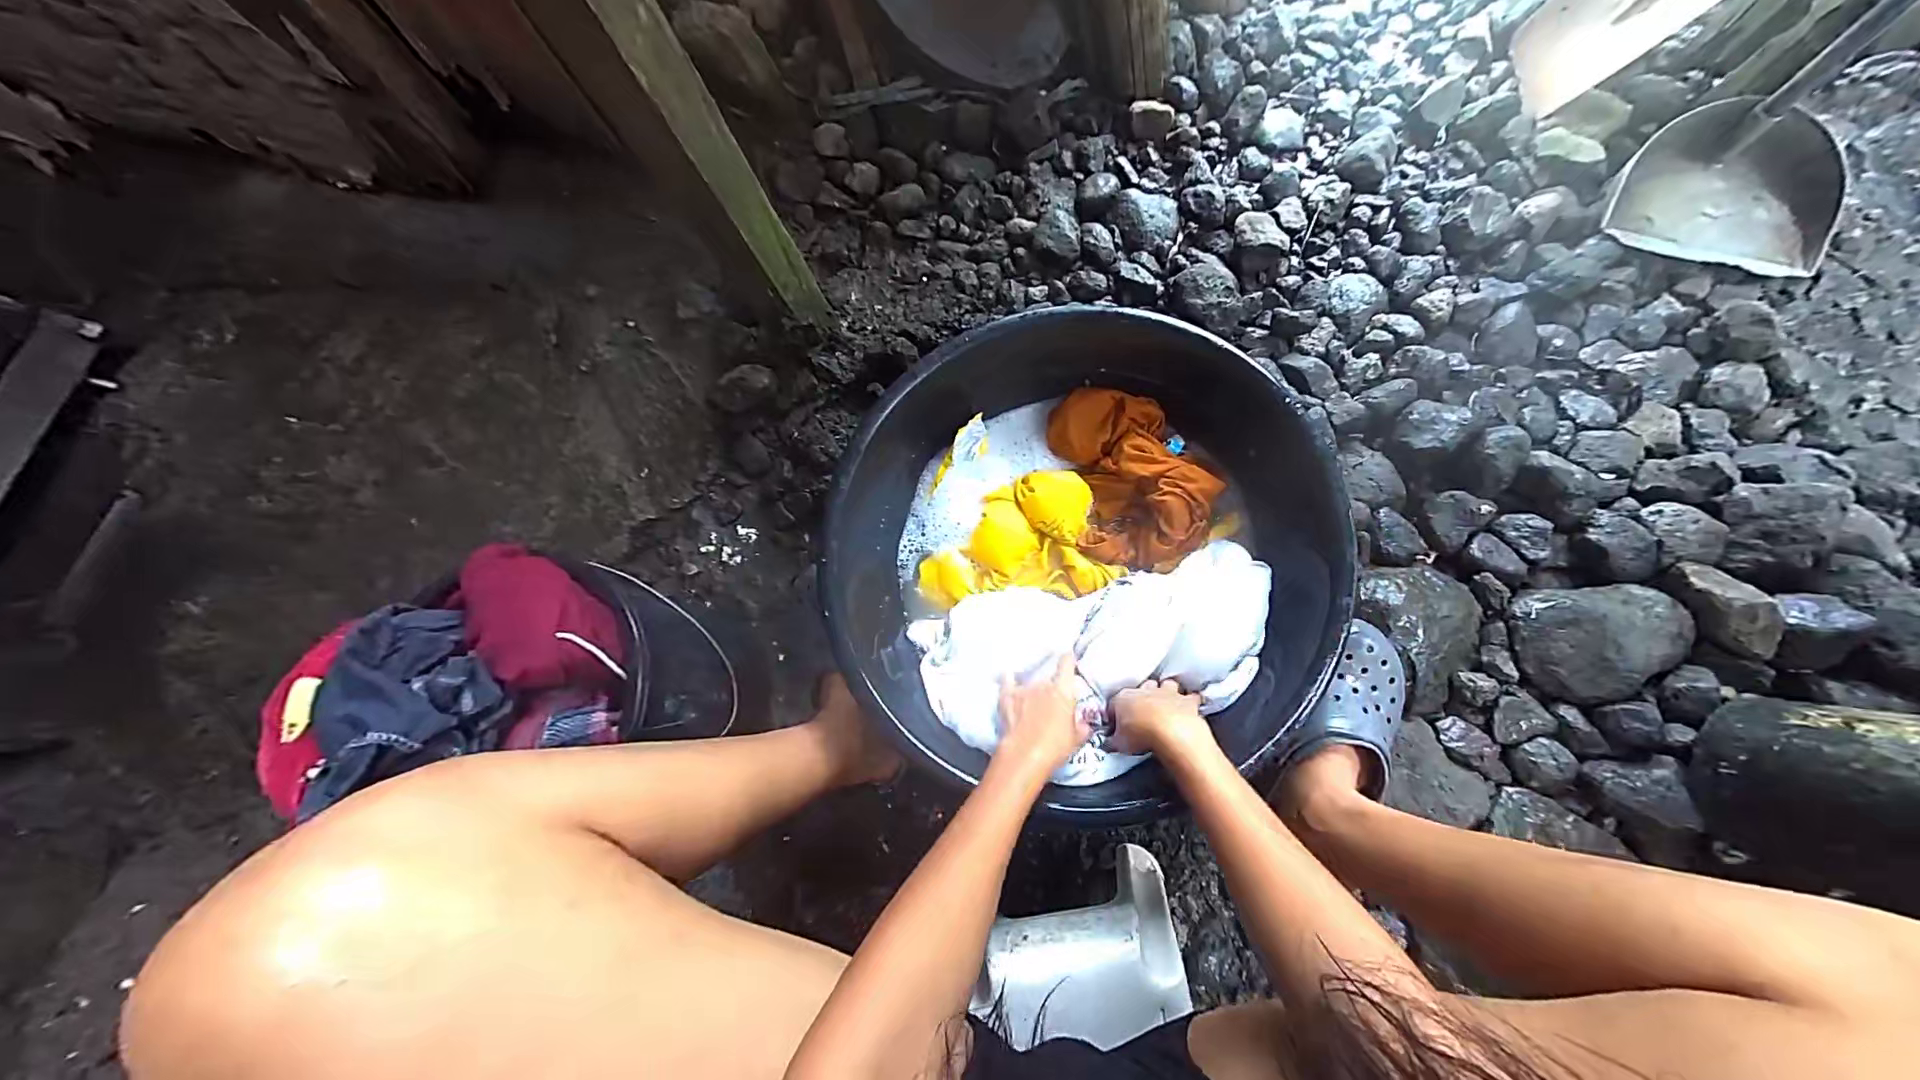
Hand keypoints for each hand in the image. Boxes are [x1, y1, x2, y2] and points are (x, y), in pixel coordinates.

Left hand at [993, 655, 1092, 780]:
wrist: (1024, 755)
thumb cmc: (1055, 748)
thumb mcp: (1076, 739)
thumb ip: (1081, 726)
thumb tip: (1082, 722)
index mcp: (1063, 691)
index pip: (1066, 664)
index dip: (1068, 660)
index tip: (1068, 659)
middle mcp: (1043, 684)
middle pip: (1047, 678)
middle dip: (1049, 687)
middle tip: (1050, 703)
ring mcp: (1023, 688)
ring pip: (1029, 681)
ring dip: (1031, 689)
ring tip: (1030, 701)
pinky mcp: (1006, 696)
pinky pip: (1007, 680)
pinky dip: (1008, 679)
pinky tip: (1008, 677)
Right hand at [1111, 678, 1210, 755]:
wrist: (1171, 734)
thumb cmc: (1141, 734)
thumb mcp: (1118, 744)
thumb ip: (1111, 742)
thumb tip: (1108, 744)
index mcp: (1122, 698)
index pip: (1114, 704)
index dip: (1115, 715)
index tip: (1117, 727)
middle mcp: (1144, 691)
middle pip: (1142, 687)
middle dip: (1143, 696)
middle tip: (1142, 711)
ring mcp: (1166, 693)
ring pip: (1165, 684)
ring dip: (1166, 692)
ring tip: (1165, 704)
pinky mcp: (1186, 701)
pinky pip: (1190, 697)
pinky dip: (1190, 701)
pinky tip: (1189, 707)